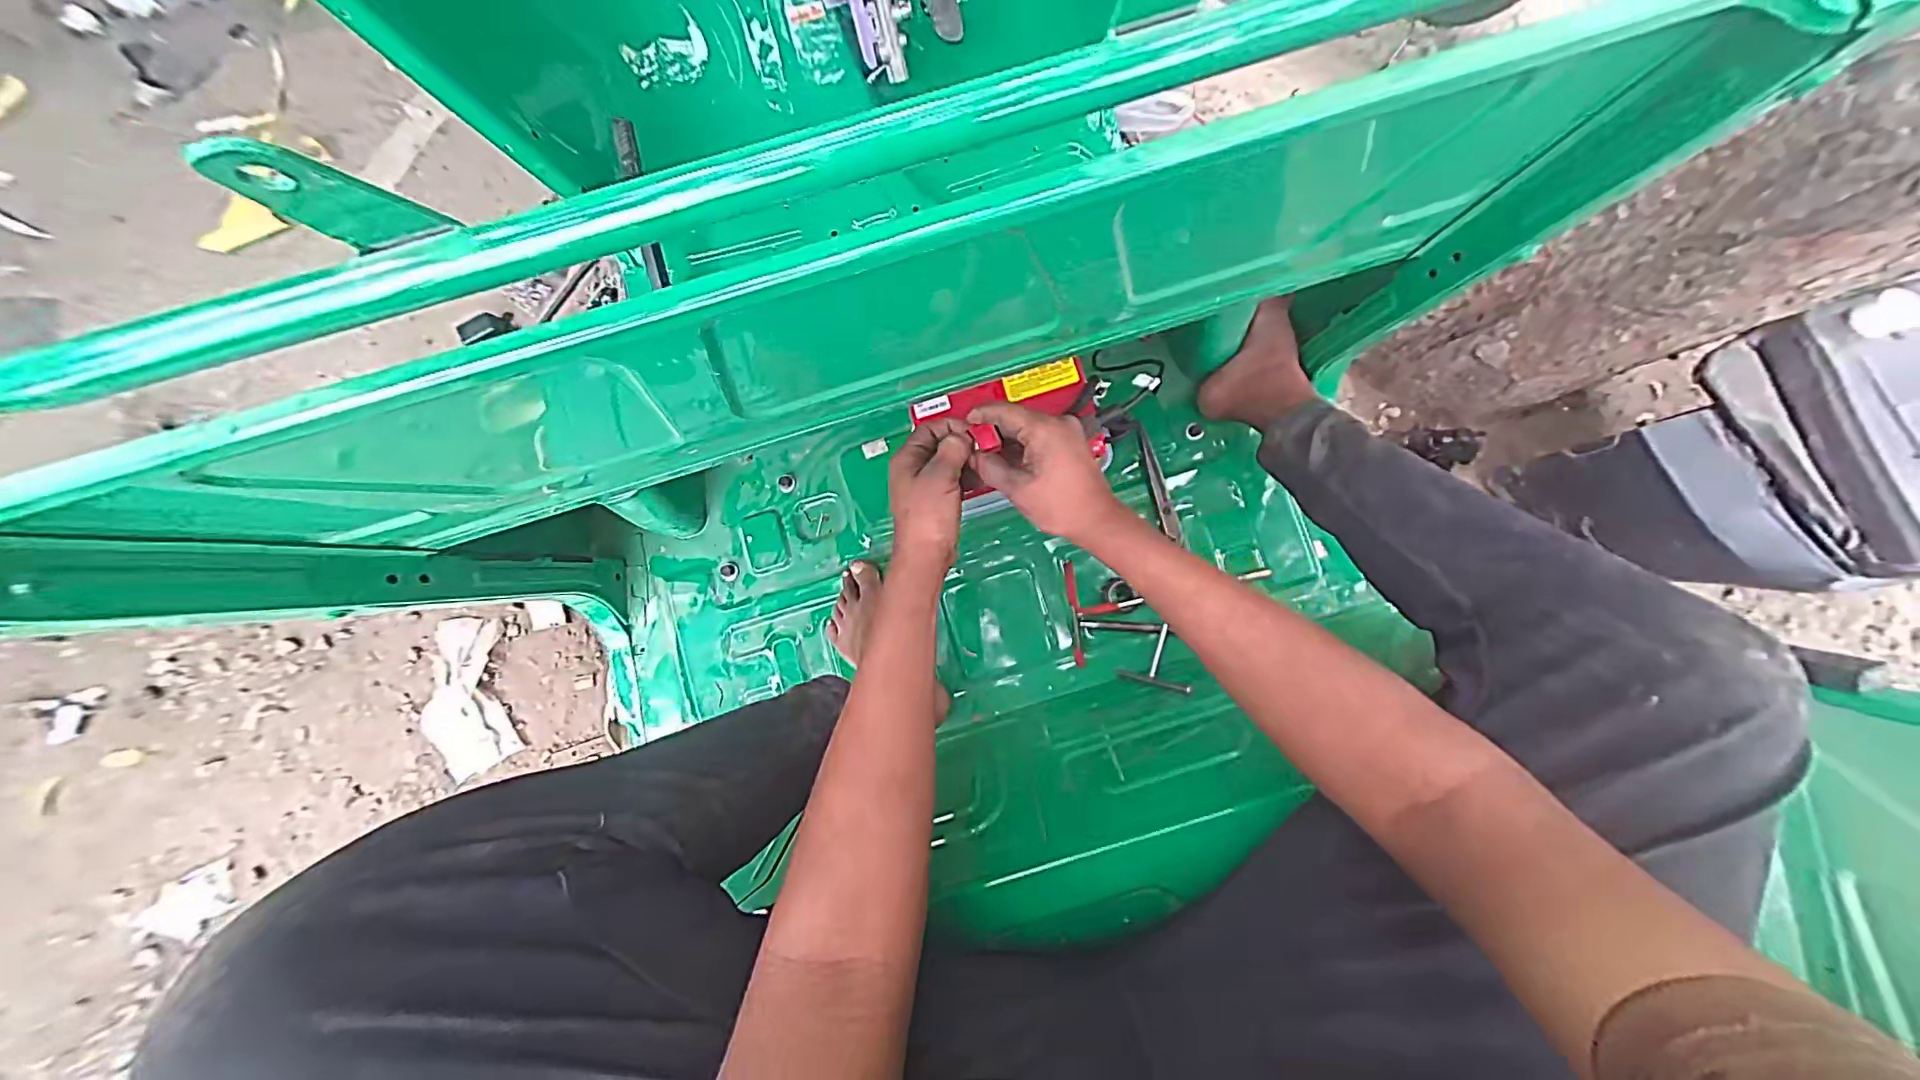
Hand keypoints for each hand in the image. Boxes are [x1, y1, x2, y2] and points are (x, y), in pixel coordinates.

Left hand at [888, 417, 972, 567]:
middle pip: (939, 444)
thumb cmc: (928, 516)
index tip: (974, 432)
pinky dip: (966, 475)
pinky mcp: (936, 499)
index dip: (952, 425)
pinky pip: (952, 479)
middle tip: (983, 447)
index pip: (929, 428)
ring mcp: (924, 485)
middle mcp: (912, 469)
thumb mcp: (941, 476)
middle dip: (962, 442)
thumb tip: (962, 436)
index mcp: (907, 459)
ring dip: (966, 459)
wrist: (927, 554)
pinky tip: (980, 477)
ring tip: (984, 462)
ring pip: (948, 461)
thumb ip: (952, 450)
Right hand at [968, 402, 1126, 542]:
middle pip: (1015, 418)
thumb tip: (976, 456)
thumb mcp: (1017, 488)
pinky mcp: (1069, 442)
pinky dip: (1022, 445)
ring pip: (1027, 427)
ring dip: (1007, 440)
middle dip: (992, 431)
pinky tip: (1009, 460)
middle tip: (973, 446)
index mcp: (1045, 429)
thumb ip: (990, 467)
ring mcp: (1066, 431)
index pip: (1004, 410)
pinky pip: (1039, 436)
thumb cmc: (1064, 506)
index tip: (966, 422)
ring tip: (989, 457)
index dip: (981, 415)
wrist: (1096, 519)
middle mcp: (1058, 424)